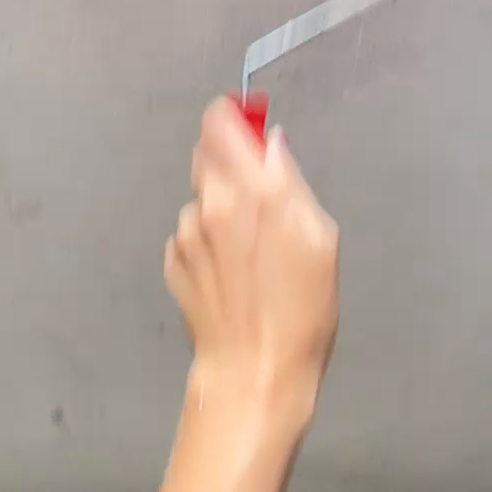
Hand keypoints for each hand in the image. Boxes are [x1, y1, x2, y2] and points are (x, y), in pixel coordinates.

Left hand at [164, 98, 339, 432]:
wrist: (253, 371)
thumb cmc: (303, 309)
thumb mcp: (319, 240)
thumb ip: (290, 181)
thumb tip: (270, 144)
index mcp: (251, 188)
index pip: (219, 122)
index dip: (232, 119)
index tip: (247, 131)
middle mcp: (210, 201)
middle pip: (205, 154)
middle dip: (230, 164)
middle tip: (258, 199)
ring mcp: (184, 232)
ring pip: (199, 196)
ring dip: (219, 207)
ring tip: (246, 251)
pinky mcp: (172, 261)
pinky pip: (190, 233)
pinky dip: (207, 240)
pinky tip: (228, 274)